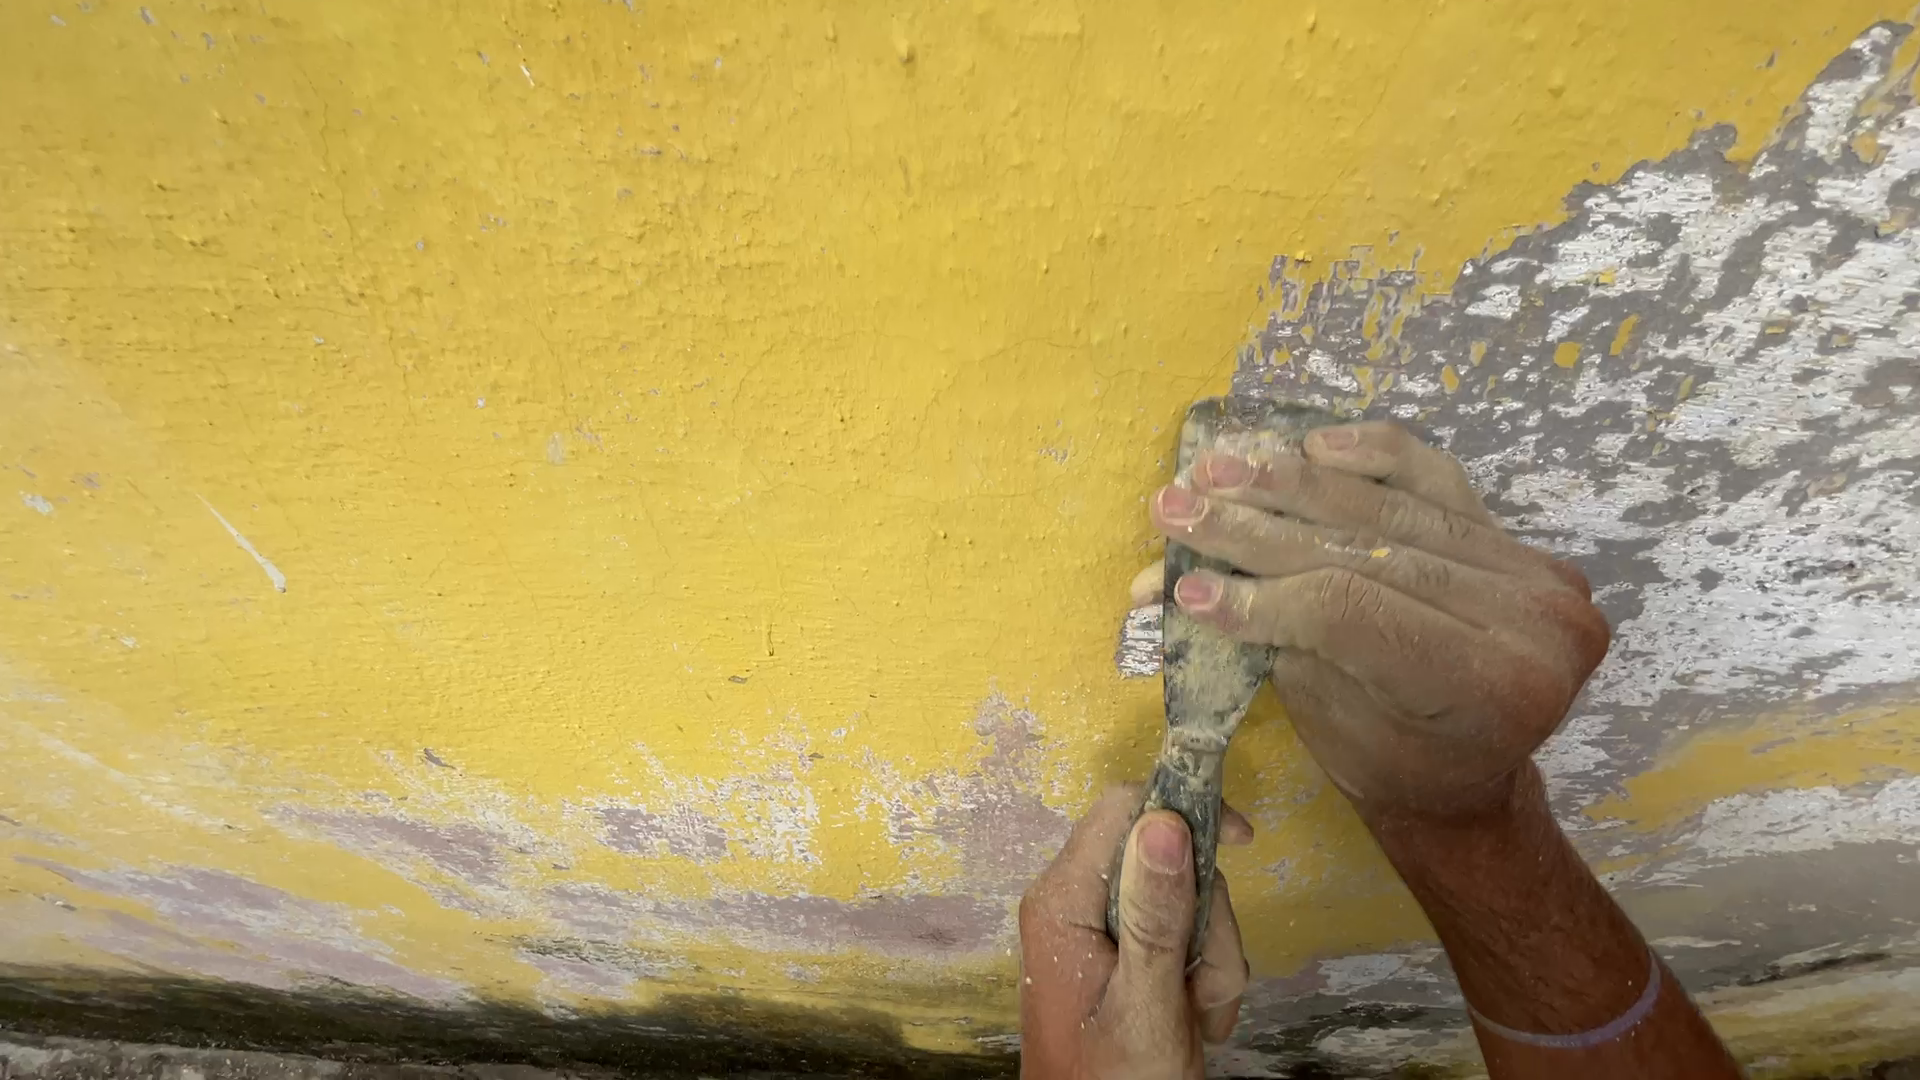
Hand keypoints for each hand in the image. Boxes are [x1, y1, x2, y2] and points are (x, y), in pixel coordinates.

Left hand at [1018, 788, 1251, 1078]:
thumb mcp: (1144, 1007)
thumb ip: (1154, 917)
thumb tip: (1164, 820)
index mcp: (1063, 896)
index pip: (1122, 808)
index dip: (1182, 810)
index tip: (1242, 839)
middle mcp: (1075, 896)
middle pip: (1162, 855)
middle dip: (1203, 916)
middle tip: (1203, 983)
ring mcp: (1097, 921)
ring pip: (1182, 896)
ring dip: (1208, 954)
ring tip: (1196, 1014)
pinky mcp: (1120, 944)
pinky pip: (1180, 929)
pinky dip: (1201, 970)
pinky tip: (1193, 1016)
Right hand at [1143, 421, 1609, 818]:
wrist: (1464, 765)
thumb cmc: (1385, 761)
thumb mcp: (1321, 715)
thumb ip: (1259, 637)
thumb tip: (1161, 588)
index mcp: (1486, 687)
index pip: (1347, 612)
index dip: (1257, 595)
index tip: (1180, 588)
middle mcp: (1526, 618)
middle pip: (1359, 549)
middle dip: (1251, 528)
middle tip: (1173, 508)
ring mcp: (1528, 569)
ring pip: (1383, 505)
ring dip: (1285, 482)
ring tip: (1212, 470)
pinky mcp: (1510, 536)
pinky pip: (1433, 476)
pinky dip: (1370, 452)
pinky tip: (1311, 442)